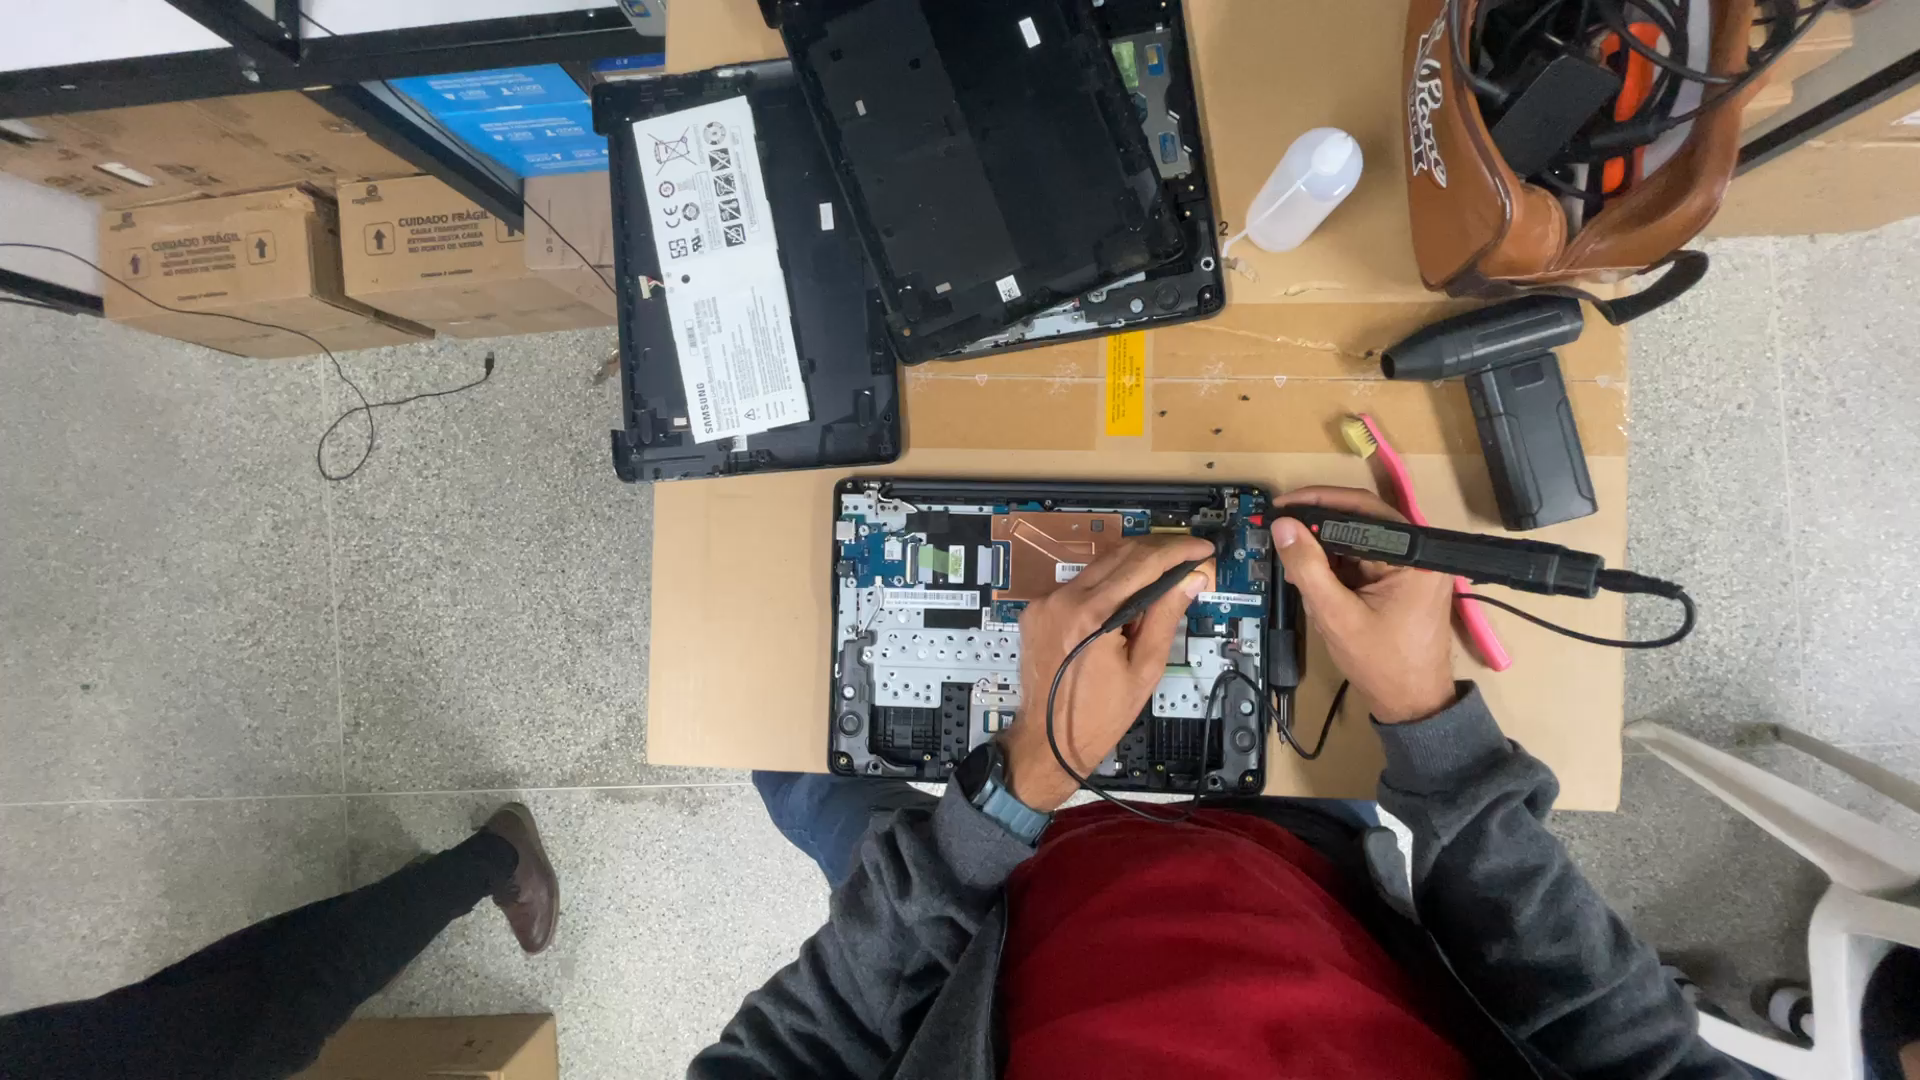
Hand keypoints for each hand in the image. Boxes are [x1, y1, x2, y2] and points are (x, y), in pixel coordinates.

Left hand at [1001, 535, 1215, 810]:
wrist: (1047, 740)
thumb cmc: (1097, 715)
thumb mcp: (1144, 668)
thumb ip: (1166, 617)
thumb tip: (1189, 581)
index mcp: (1091, 615)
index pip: (1142, 564)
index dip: (1176, 551)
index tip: (1200, 548)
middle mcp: (1062, 600)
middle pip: (1118, 555)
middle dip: (1157, 552)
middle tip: (1187, 558)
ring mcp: (1044, 602)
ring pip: (1097, 567)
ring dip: (1131, 567)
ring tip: (1161, 583)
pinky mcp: (1036, 609)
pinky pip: (1077, 585)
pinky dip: (1104, 586)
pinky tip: (1123, 603)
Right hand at [1271, 486, 1456, 723]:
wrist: (1411, 703)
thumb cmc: (1380, 663)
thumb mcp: (1335, 614)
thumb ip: (1307, 567)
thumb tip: (1283, 526)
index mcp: (1414, 557)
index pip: (1362, 510)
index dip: (1317, 502)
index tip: (1282, 506)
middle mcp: (1417, 554)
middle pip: (1358, 522)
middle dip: (1315, 527)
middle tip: (1279, 530)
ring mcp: (1408, 568)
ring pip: (1354, 540)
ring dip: (1321, 549)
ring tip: (1292, 562)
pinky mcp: (1397, 581)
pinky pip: (1358, 559)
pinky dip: (1332, 565)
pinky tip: (1311, 578)